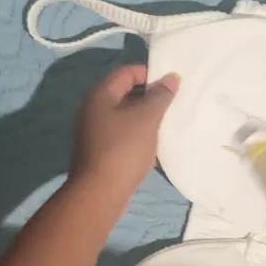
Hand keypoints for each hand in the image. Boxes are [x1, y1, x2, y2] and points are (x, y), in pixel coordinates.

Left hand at [68, 64, 179, 201]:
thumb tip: (171, 77)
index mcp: (100, 96)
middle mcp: (93, 110)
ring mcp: (95, 131)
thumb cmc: (124, 149)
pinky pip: (123, 133)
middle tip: (172, 102)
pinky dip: (139, 133)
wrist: (100, 193)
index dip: (149, 73)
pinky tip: (154, 143)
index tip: (171, 83)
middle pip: (124, 92)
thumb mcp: (147, 118)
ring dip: (145, 116)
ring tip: (167, 122)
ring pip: (124, 115)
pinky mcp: (100, 150)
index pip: (126, 72)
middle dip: (149, 95)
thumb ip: (160, 96)